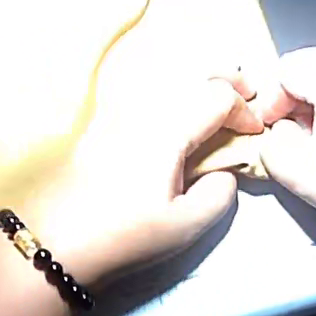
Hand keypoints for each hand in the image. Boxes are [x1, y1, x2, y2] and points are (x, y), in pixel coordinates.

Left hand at [19, 74, 261, 285]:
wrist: (58, 241)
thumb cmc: (125, 235)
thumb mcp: (185, 226)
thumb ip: (220, 194)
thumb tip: (224, 172)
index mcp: (168, 130)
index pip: (218, 97)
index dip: (245, 111)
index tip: (256, 132)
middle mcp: (143, 110)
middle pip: (192, 75)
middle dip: (226, 81)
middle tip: (247, 92)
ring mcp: (118, 114)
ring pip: (168, 81)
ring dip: (198, 84)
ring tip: (216, 100)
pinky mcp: (103, 126)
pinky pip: (147, 95)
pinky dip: (173, 95)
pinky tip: (178, 115)